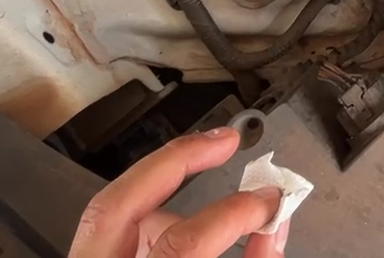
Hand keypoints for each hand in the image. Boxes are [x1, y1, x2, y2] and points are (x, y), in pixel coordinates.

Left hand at [70, 128, 289, 257]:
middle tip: (226, 138)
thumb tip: (275, 226)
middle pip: (116, 204)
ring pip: (109, 209)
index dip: (235, 214)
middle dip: (178, 159)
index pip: (183, 244)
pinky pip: (111, 231)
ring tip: (207, 162)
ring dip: (163, 180)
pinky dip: (147, 214)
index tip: (269, 202)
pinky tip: (174, 218)